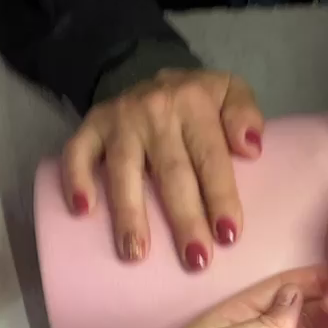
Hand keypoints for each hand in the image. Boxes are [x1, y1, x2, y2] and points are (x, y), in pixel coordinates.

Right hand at [62, 69, 264, 271]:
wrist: (144, 66)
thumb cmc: (196, 100)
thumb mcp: (229, 91)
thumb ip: (246, 115)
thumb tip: (251, 148)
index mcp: (195, 104)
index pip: (211, 157)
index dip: (220, 197)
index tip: (228, 236)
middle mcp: (156, 111)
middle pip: (172, 172)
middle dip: (184, 219)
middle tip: (195, 260)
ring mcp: (120, 120)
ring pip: (124, 170)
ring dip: (130, 215)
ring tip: (136, 255)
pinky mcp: (90, 126)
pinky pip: (77, 153)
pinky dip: (76, 180)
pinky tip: (82, 211)